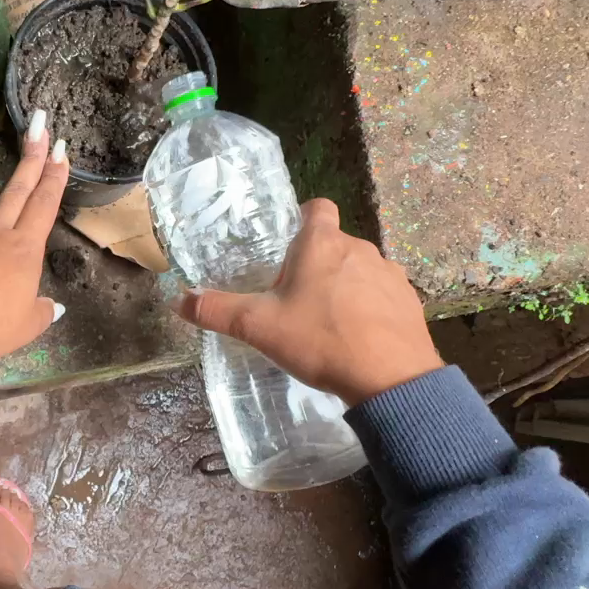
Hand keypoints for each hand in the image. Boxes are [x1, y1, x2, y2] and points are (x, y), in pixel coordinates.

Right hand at [175, 198, 441, 405]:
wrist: (390, 379)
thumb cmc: (319, 340)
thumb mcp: (257, 327)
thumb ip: (216, 310)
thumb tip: (180, 301)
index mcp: (321, 244)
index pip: (316, 208)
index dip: (300, 219)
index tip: (285, 244)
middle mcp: (359, 249)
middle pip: (332, 243)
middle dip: (312, 263)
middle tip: (290, 297)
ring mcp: (389, 274)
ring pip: (357, 268)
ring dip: (340, 285)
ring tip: (321, 320)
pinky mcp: (408, 301)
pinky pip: (379, 293)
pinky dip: (366, 307)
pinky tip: (352, 336)